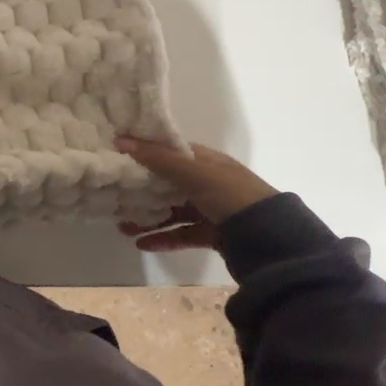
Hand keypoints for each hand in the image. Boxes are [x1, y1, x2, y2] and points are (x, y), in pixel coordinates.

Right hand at [114, 137, 278, 252]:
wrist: (270, 239)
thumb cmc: (230, 195)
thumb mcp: (193, 173)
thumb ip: (157, 159)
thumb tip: (120, 140)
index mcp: (207, 162)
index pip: (171, 152)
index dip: (145, 151)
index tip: (117, 155)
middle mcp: (208, 183)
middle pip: (167, 183)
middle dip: (141, 190)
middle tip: (114, 194)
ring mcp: (211, 210)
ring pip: (172, 211)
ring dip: (148, 218)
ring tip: (122, 226)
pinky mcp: (212, 234)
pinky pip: (182, 234)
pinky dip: (163, 239)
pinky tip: (141, 244)